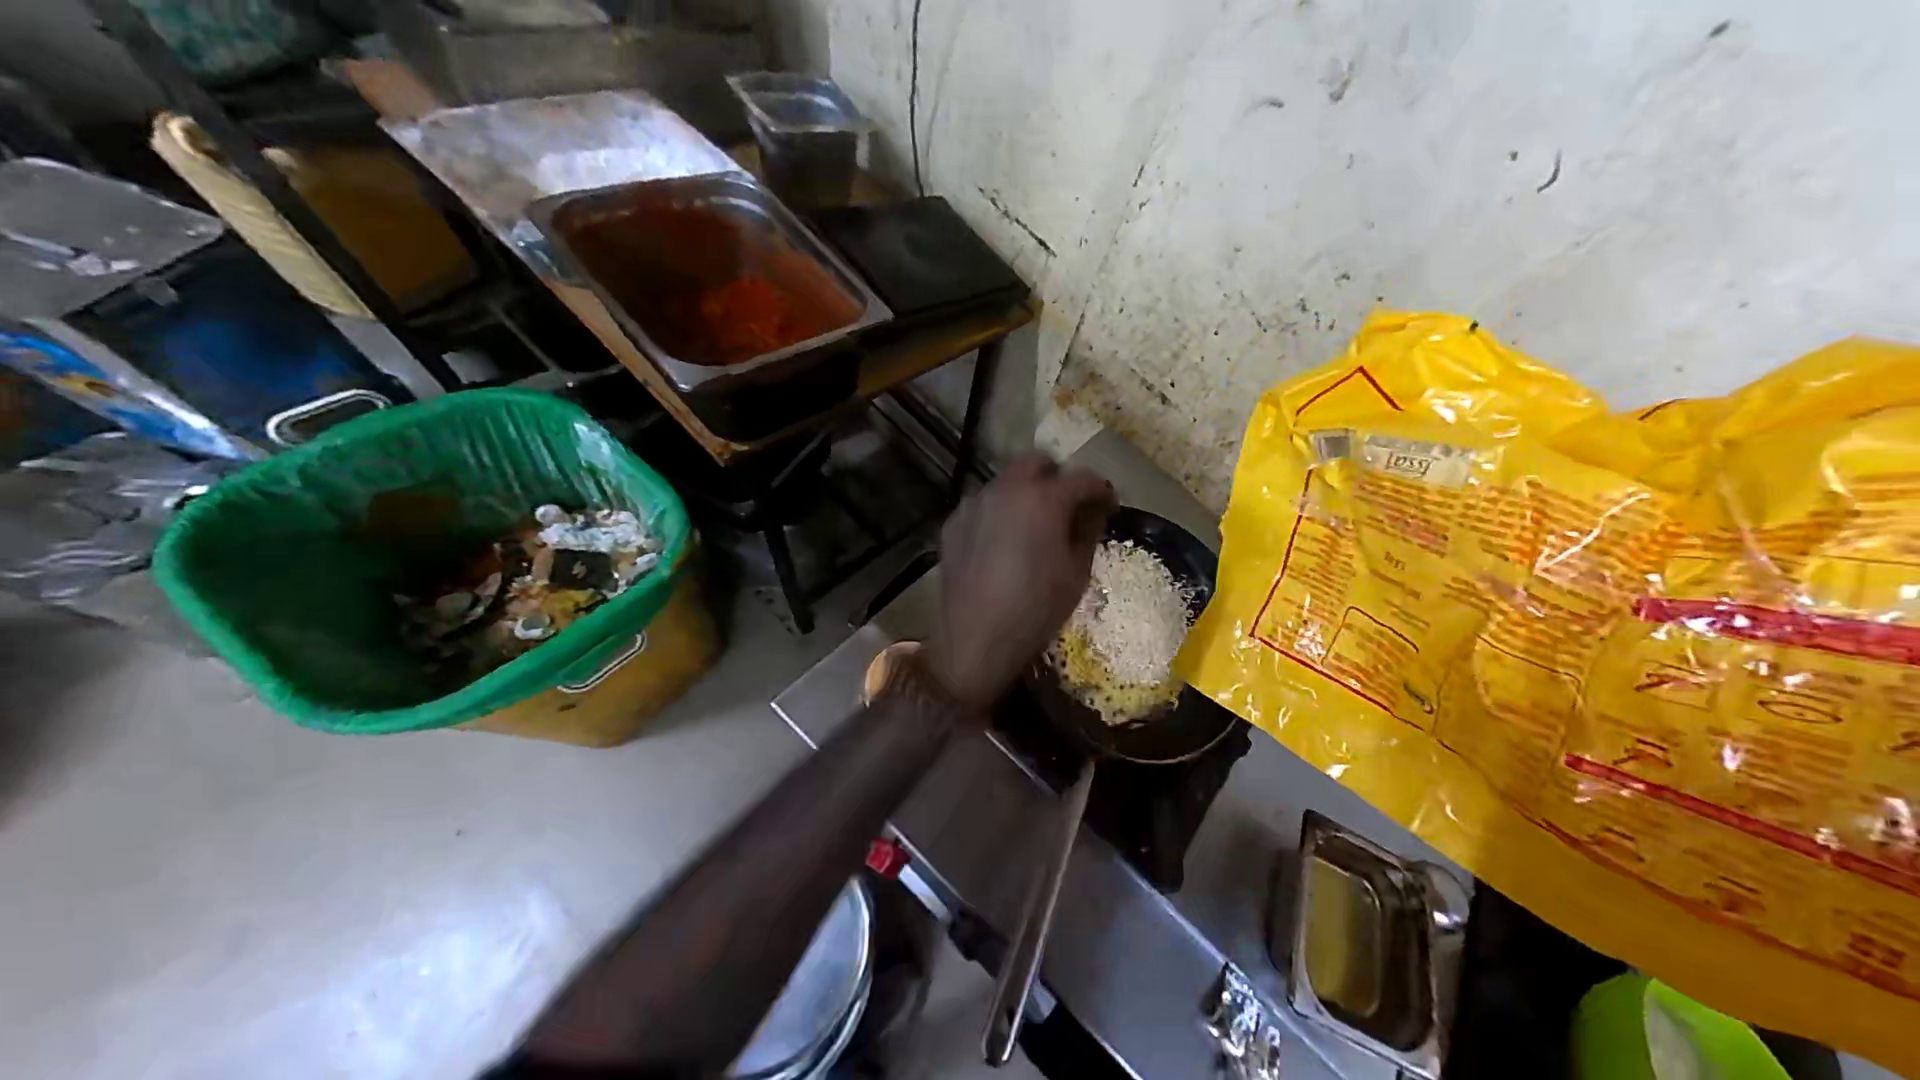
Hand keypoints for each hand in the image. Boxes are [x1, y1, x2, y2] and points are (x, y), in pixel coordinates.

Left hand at [925, 454, 1116, 712]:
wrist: (976, 639)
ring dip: (1025, 493)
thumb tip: (1093, 511)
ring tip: (1034, 525)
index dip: (1102, 490)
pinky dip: (999, 513)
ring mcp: (974, 504)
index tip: (1110, 506)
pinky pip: (983, 505)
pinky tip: (1002, 543)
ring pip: (1006, 482)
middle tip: (1068, 505)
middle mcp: (1005, 489)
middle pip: (1036, 463)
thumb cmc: (1036, 608)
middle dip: (1058, 477)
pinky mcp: (953, 523)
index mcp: (1043, 498)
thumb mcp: (1076, 573)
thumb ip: (1087, 531)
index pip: (1083, 478)